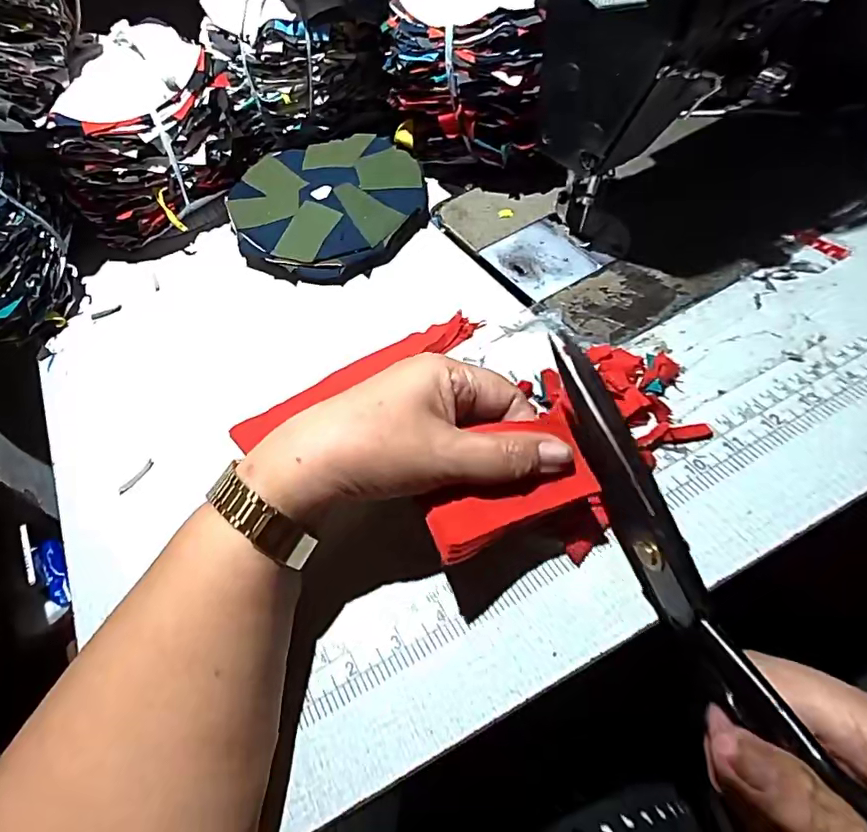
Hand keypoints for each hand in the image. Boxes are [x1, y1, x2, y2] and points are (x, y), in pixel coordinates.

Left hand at [238, 354, 573, 525]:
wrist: (304, 470)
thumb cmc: (376, 448)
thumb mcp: (448, 454)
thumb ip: (508, 456)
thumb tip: (562, 454)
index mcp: (446, 371)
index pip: (509, 396)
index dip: (530, 433)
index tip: (545, 472)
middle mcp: (433, 383)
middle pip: (490, 417)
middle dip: (506, 454)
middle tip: (517, 491)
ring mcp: (414, 408)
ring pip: (469, 437)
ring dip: (482, 467)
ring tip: (484, 495)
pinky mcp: (400, 433)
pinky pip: (445, 448)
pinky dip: (457, 470)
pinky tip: (455, 492)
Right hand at [705, 653, 866, 831]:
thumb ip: (805, 798)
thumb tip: (719, 733)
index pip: (783, 678)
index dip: (732, 697)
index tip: (703, 745)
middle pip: (776, 722)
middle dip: (746, 760)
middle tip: (744, 812)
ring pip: (782, 765)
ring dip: (761, 796)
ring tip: (764, 824)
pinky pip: (806, 795)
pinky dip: (783, 815)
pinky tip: (778, 827)